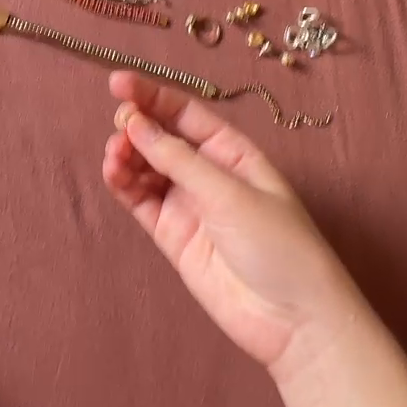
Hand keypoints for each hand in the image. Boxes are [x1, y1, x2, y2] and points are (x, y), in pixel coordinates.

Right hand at [101, 72, 356, 375]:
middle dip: (135, 126)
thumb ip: (179, 159)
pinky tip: (113, 173)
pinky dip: (123, 183)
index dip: (152, 95)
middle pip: (160, 137)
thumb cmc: (279, 246)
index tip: (118, 83)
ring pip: (145, 167)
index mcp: (232, 152)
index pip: (185, 114)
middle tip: (119, 127)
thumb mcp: (230, 194)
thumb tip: (134, 123)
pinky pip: (140, 200)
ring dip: (126, 155)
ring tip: (115, 156)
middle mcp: (207, 172)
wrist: (294, 323)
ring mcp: (188, 203)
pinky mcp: (171, 234)